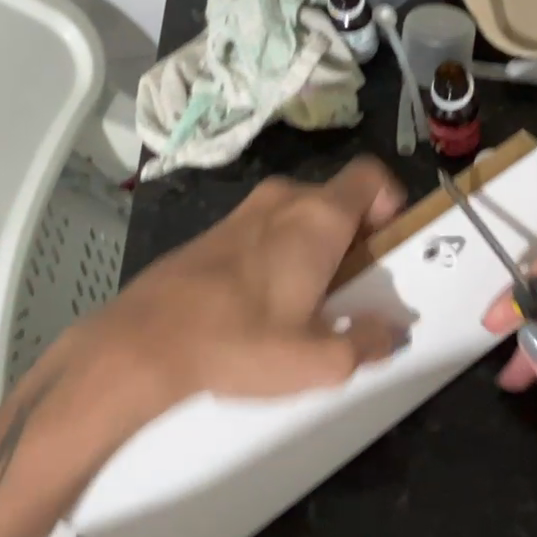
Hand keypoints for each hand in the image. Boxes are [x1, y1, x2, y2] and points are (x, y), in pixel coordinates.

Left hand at [80, 157, 407, 409]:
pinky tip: (263, 304)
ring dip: (318, 247)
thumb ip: (367, 342)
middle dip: (356, 238)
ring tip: (308, 305)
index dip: (391, 204)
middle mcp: (284, 200)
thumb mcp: (318, 361)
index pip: (371, 175)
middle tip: (351, 291)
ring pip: (301, 215)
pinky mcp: (215, 230)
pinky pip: (268, 228)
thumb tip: (392, 331)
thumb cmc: (240, 343)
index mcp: (317, 217)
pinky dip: (282, 252)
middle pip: (339, 199)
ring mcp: (244, 211)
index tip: (385, 250)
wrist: (144, 342)